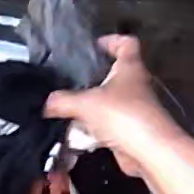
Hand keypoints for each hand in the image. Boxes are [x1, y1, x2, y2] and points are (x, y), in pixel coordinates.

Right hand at [44, 35, 181, 175]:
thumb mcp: (84, 103)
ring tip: (63, 108)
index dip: (110, 40)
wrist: (149, 152)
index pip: (126, 43)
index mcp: (129, 68)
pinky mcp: (127, 130)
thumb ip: (61, 101)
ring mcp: (132, 109)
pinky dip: (89, 129)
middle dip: (89, 78)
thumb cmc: (122, 116)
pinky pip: (104, 125)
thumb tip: (45, 103)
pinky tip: (72, 133)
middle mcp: (133, 85)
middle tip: (67, 80)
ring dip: (86, 106)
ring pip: (105, 101)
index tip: (92, 46)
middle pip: (112, 74)